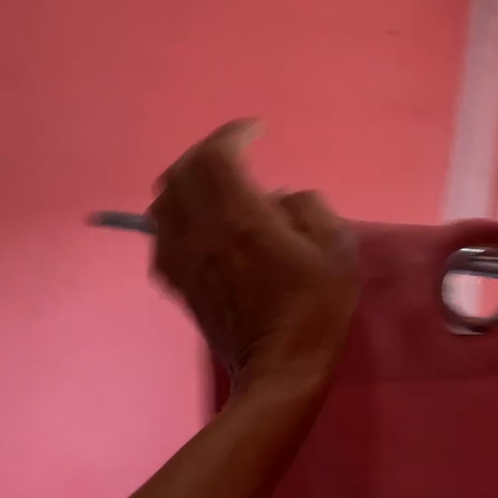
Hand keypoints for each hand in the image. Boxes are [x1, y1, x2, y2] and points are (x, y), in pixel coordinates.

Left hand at [148, 120, 359, 396]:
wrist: (281, 369)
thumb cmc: (317, 305)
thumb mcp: (336, 245)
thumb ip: (308, 206)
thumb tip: (280, 199)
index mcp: (240, 220)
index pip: (216, 158)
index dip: (233, 134)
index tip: (258, 129)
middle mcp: (200, 234)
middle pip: (180, 173)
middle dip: (208, 150)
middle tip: (238, 148)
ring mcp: (182, 261)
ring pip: (162, 202)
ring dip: (187, 179)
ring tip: (218, 177)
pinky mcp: (178, 283)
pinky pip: (162, 233)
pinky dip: (178, 210)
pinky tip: (204, 218)